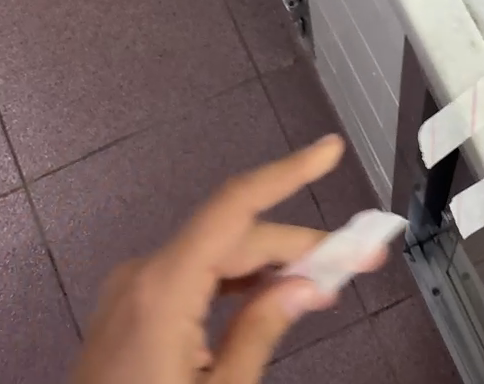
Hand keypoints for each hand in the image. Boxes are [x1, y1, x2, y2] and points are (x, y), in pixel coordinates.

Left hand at [71, 134, 369, 383]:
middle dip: (295, 244)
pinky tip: (268, 295)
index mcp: (164, 288)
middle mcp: (143, 273)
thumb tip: (306, 286)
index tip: (329, 150)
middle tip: (355, 259)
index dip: (288, 172)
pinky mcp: (128, 307)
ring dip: (268, 262)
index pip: (236, 205)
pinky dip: (233, 280)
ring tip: (321, 280)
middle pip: (233, 235)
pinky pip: (190, 275)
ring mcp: (130, 289)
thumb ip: (260, 334)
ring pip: (214, 254)